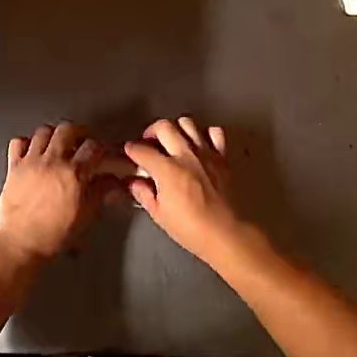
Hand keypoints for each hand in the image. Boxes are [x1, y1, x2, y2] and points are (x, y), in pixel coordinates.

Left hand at [0, 122, 107, 261]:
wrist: (22, 243)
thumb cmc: (52, 235)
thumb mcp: (85, 215)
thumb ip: (100, 193)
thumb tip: (113, 183)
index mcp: (74, 174)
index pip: (93, 146)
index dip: (100, 147)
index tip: (100, 152)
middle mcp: (53, 162)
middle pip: (67, 129)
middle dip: (78, 132)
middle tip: (81, 140)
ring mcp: (31, 162)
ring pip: (44, 131)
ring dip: (53, 135)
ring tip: (58, 144)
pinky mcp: (14, 168)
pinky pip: (18, 142)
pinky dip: (26, 142)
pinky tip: (32, 151)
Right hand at [123, 117, 249, 262]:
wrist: (226, 233)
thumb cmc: (190, 228)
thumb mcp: (159, 214)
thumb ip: (144, 194)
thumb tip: (135, 183)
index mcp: (167, 170)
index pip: (141, 149)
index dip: (131, 149)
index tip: (129, 152)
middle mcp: (186, 155)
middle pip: (164, 126)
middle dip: (151, 131)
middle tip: (148, 143)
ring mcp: (206, 153)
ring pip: (187, 123)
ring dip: (176, 129)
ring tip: (172, 141)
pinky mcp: (222, 157)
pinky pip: (215, 132)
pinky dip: (205, 134)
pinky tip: (199, 145)